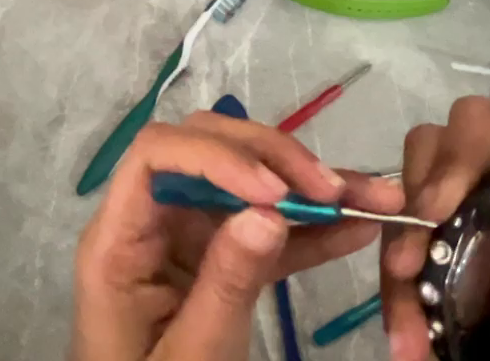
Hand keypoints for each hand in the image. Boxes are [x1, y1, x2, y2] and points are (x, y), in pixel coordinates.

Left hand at [71, 112, 404, 360]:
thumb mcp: (190, 356)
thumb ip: (226, 283)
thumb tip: (270, 211)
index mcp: (120, 235)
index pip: (156, 155)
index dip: (216, 156)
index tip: (276, 191)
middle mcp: (152, 218)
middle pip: (204, 149)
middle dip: (270, 157)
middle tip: (332, 189)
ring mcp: (186, 235)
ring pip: (243, 182)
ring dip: (304, 185)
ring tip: (369, 196)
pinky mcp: (218, 258)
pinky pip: (265, 229)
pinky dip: (310, 229)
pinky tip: (357, 227)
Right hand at [379, 97, 489, 360]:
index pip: (485, 124)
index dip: (453, 154)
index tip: (437, 210)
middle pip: (433, 150)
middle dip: (414, 207)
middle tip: (410, 266)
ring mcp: (467, 224)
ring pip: (405, 201)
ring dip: (397, 259)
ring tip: (409, 326)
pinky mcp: (441, 259)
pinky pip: (399, 250)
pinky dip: (396, 295)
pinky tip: (409, 339)